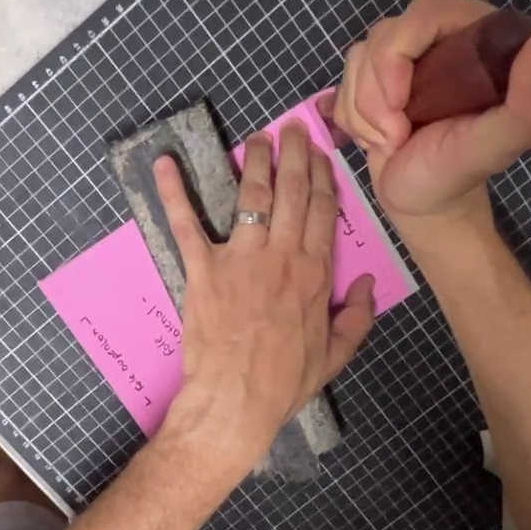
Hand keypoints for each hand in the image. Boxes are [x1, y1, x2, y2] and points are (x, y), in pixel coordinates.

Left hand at [153, 123, 376, 472]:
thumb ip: (357, 318)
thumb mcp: (335, 357)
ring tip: (259, 137)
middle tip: (293, 129)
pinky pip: (187, 224)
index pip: (323, 213)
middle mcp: (282, 256)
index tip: (321, 157)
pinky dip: (173, 193)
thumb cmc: (284, 383)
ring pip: (252, 195)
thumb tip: (367, 284)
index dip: (323, 179)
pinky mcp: (203, 269)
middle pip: (293, 193)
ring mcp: (241, 258)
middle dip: (296, 155)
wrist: (236, 401)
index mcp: (315, 274)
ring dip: (257, 160)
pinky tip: (164, 164)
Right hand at [330, 0, 530, 239]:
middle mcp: (445, 39)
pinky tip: (378, 137)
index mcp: (483, 38)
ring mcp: (408, 60)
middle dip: (376, 93)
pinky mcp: (378, 82)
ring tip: (391, 140)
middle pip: (384, 35)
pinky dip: (352, 117)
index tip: (400, 106)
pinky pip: (344, 82)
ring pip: (359, 58)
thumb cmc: (460, 174)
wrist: (423, 205)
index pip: (425, 12)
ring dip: (364, 111)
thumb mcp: (501, 141)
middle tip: (395, 134)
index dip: (397, 55)